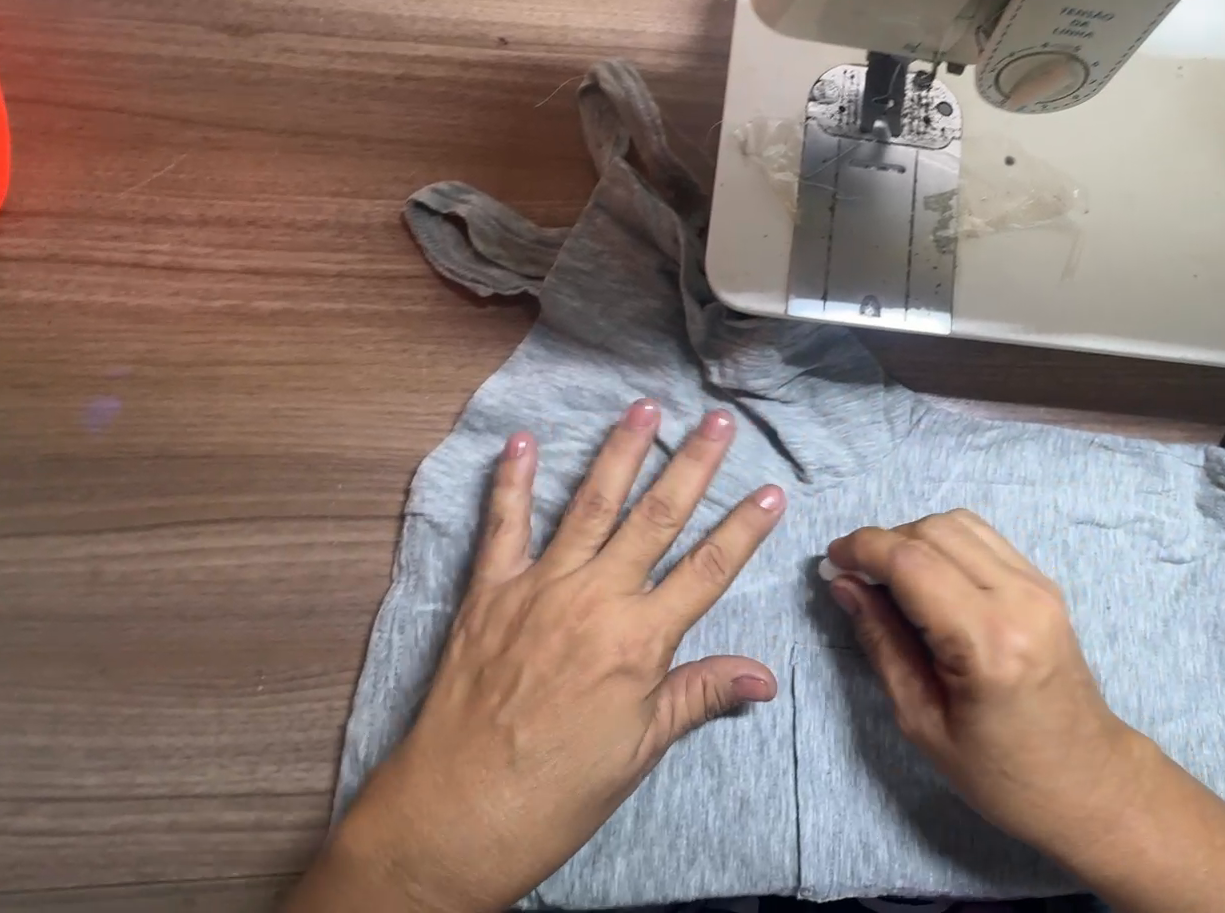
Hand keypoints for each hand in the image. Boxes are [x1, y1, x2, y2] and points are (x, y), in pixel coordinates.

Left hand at [288, 399, 785, 912]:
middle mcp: (596, 599)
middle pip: (657, 518)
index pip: (708, 570)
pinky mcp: (490, 592)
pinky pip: (503, 526)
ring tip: (644, 408)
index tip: (771, 491)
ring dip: (620, 452)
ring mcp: (540, 588)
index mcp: (639, 641)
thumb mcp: (641, 748)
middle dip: (693, 464)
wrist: (454, 817)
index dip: (744, 529)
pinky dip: (512, 482)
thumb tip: (766, 677)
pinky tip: (521, 442)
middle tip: (718, 421)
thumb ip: (700, 694)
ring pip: (590, 506)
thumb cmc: (558, 791)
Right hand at [824, 510, 1150, 858]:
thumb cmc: (999, 772)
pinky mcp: (1045, 583)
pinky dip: (944, 543)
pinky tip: (928, 578)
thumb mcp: (921, 720)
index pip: (911, 561)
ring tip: (889, 577)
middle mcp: (1018, 598)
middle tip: (856, 576)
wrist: (1088, 781)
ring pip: (958, 523)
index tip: (830, 560)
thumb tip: (843, 584)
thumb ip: (881, 641)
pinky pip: (983, 537)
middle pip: (933, 530)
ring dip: (913, 537)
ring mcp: (1038, 584)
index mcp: (986, 641)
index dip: (862, 549)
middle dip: (884, 542)